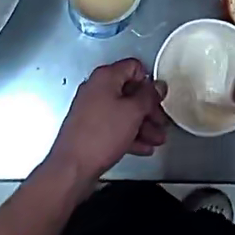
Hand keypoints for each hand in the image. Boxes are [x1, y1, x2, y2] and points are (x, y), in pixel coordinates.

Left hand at [45, 59, 169, 183]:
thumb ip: (149, 96)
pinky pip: (114, 126)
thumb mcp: (134, 112)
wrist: (73, 167)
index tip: (159, 96)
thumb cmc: (100, 136)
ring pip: (123, 111)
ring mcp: (90, 109)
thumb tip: (157, 86)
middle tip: (160, 121)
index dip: (149, 81)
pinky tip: (142, 147)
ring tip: (156, 139)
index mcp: (105, 77)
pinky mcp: (89, 128)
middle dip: (148, 108)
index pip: (134, 67)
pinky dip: (129, 134)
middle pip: (129, 91)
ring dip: (142, 124)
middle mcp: (95, 89)